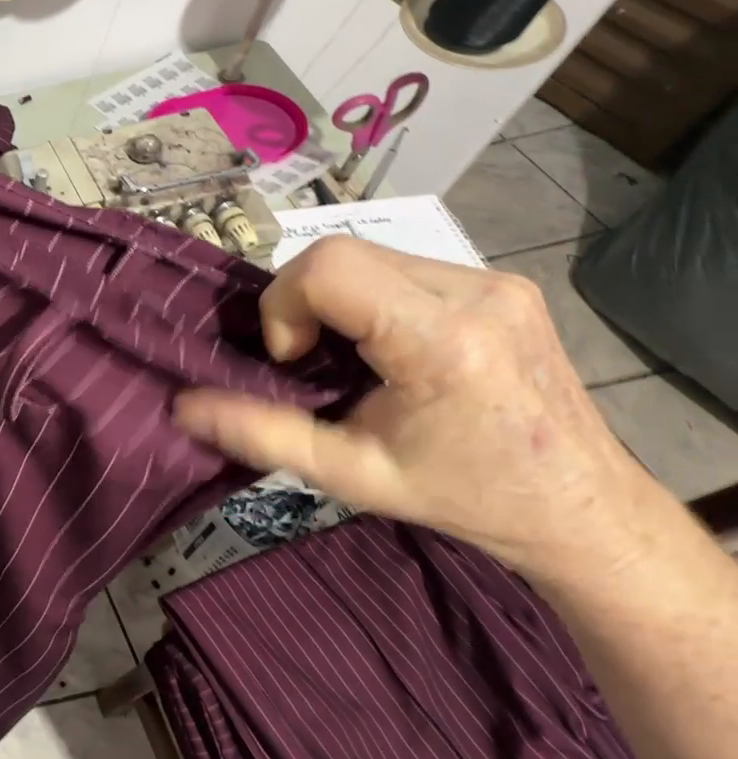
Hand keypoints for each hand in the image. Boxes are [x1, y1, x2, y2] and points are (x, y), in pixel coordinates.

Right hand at [174, 237, 661, 579]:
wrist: (576, 506)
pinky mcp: (502, 285)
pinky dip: (366, 300)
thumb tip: (183, 406)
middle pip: (342, 253)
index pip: (328, 267)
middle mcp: (476, 293)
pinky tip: (381, 350)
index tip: (293, 361)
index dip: (284, 306)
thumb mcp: (346, 475)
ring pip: (369, 256)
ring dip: (332, 301)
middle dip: (300, 302)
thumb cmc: (458, 495)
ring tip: (345, 360)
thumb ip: (260, 434)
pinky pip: (401, 267)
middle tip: (308, 361)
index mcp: (441, 340)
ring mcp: (496, 282)